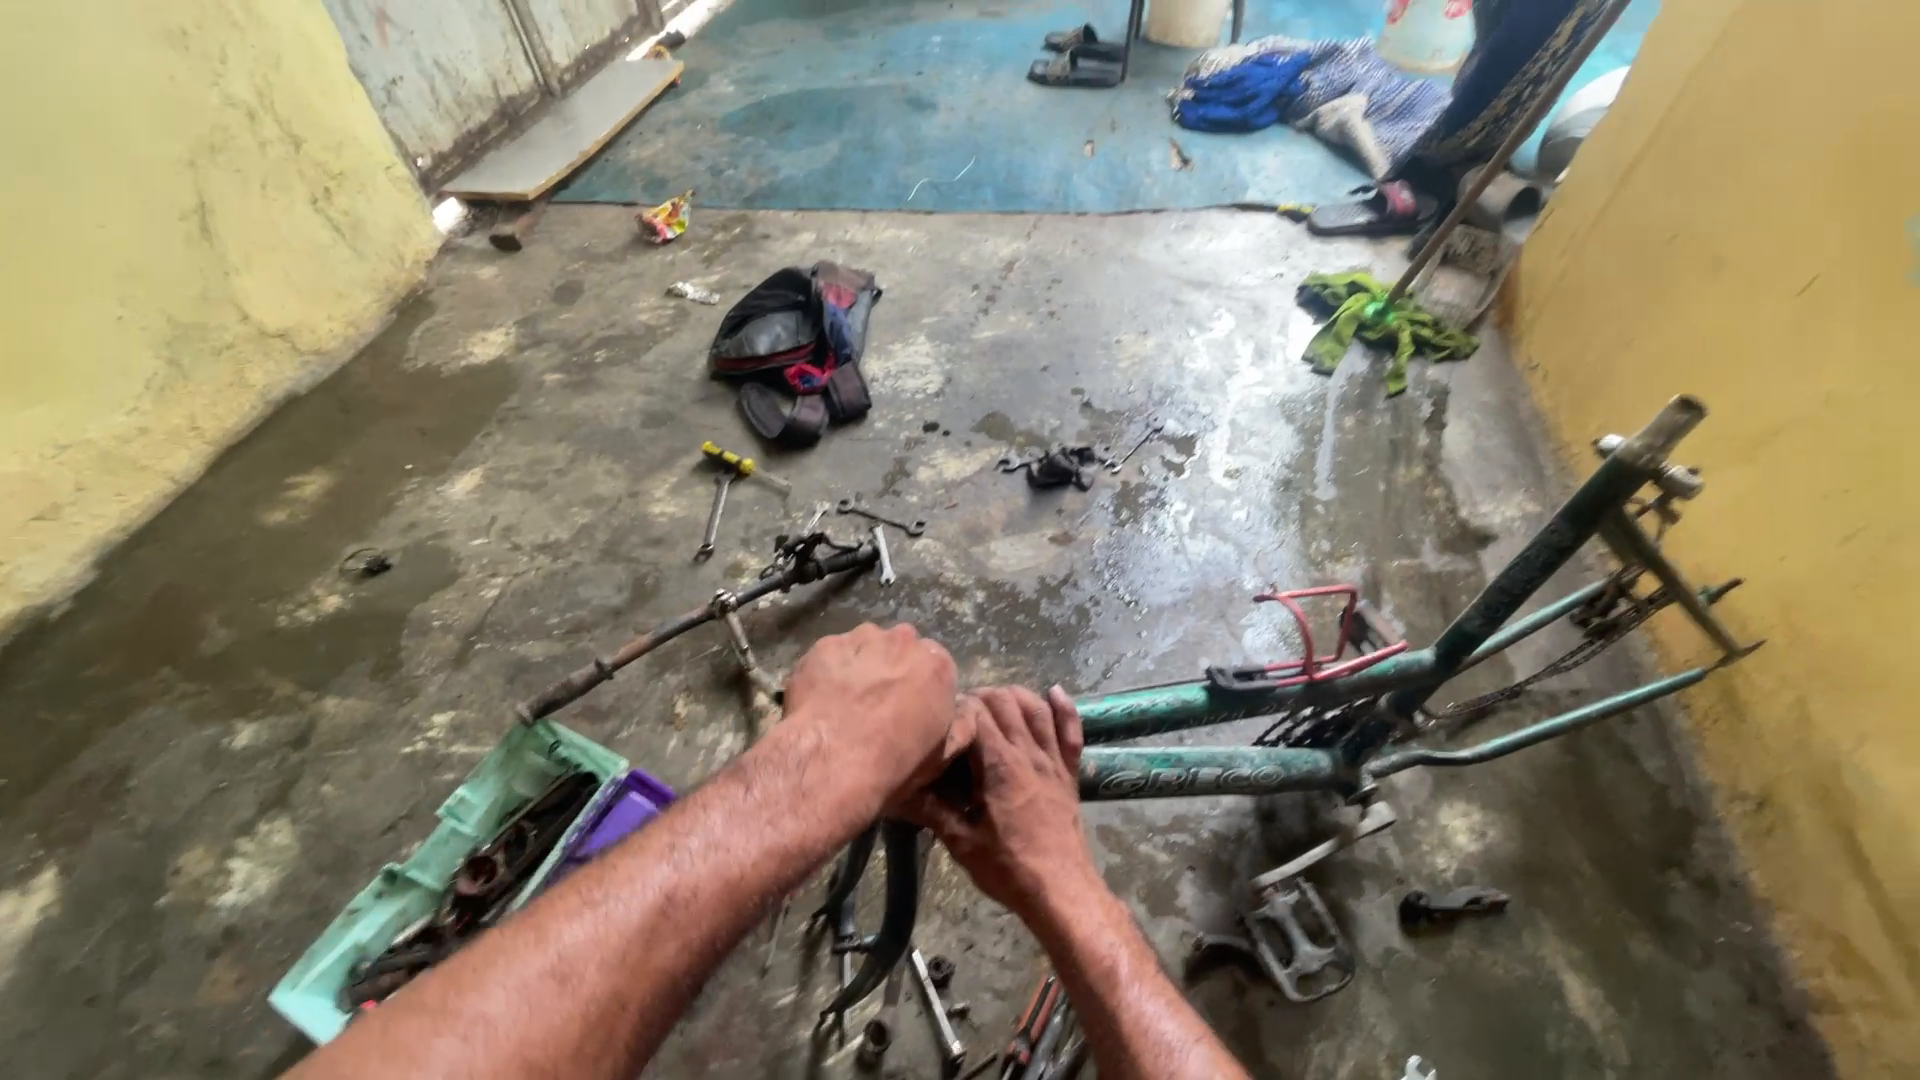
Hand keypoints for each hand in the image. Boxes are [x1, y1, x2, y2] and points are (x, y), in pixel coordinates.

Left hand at [783, 623, 961, 806]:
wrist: (832, 760)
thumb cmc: (894, 763)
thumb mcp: (943, 755)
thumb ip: (961, 725)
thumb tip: (967, 710)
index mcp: (937, 665)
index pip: (936, 666)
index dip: (922, 687)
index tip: (910, 709)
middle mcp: (903, 641)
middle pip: (901, 649)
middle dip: (894, 670)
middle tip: (878, 705)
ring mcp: (861, 639)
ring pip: (866, 646)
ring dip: (862, 666)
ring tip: (846, 701)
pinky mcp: (825, 645)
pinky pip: (833, 654)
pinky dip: (830, 670)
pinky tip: (822, 697)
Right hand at [907, 686, 1096, 924]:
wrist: (1061, 890)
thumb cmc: (1009, 867)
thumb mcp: (961, 843)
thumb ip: (932, 810)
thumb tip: (897, 791)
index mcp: (1000, 764)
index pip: (976, 713)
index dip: (957, 709)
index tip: (942, 720)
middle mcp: (1028, 752)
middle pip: (1005, 702)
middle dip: (980, 697)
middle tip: (961, 713)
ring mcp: (1052, 760)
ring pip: (1036, 709)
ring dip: (1015, 695)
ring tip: (994, 700)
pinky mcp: (1069, 773)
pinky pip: (1071, 731)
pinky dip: (1065, 708)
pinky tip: (1054, 692)